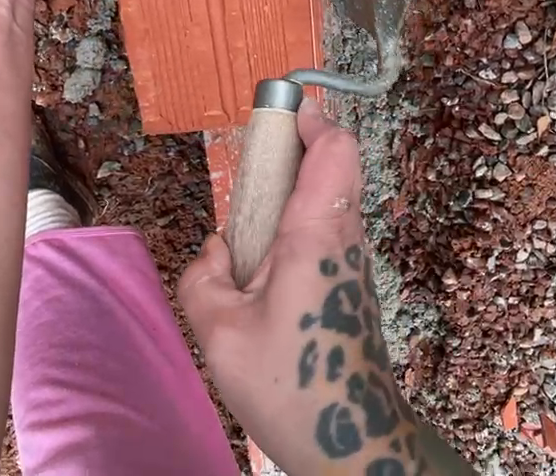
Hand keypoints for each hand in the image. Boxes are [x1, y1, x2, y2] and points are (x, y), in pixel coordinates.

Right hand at [179, 104, 467, 475]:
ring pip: (333, 192)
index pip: (336, 148)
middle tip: (254, 166)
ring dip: (296, 185)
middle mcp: (343, 233)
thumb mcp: (219, 333)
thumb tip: (219, 250)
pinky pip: (328, 224)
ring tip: (252, 220)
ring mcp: (353, 255)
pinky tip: (265, 258)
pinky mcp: (351, 277)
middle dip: (297, 146)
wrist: (351, 441)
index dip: (311, 119)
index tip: (279, 113)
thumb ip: (202, 277)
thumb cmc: (290, 383)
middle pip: (337, 161)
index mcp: (317, 232)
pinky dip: (298, 217)